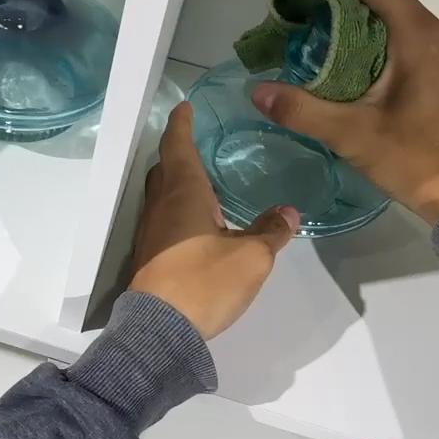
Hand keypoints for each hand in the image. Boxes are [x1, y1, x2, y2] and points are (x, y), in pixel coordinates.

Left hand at [127, 103, 297, 339]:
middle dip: (178, 153)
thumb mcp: (251, 257)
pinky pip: (163, 222)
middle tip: (198, 144)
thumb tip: (288, 213)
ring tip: (203, 183)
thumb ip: (271, 231)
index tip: (185, 107)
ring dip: (177, 185)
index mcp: (182, 193)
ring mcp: (150, 234)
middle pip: (164, 170)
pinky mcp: (149, 259)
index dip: (182, 124)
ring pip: (161, 197)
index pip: (177, 146)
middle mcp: (160, 207)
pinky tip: (196, 225)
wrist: (160, 331)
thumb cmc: (203, 283)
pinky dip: (177, 212)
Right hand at [251, 0, 438, 224]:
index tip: (301, 18)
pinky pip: (392, 42)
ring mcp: (434, 51)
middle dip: (333, 14)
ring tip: (312, 63)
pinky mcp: (431, 70)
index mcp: (416, 36)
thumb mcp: (350, 135)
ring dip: (346, 34)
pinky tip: (338, 81)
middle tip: (298, 43)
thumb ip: (302, 109)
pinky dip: (362, 50)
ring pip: (384, 20)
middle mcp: (430, 33)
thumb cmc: (412, 158)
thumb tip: (258, 91)